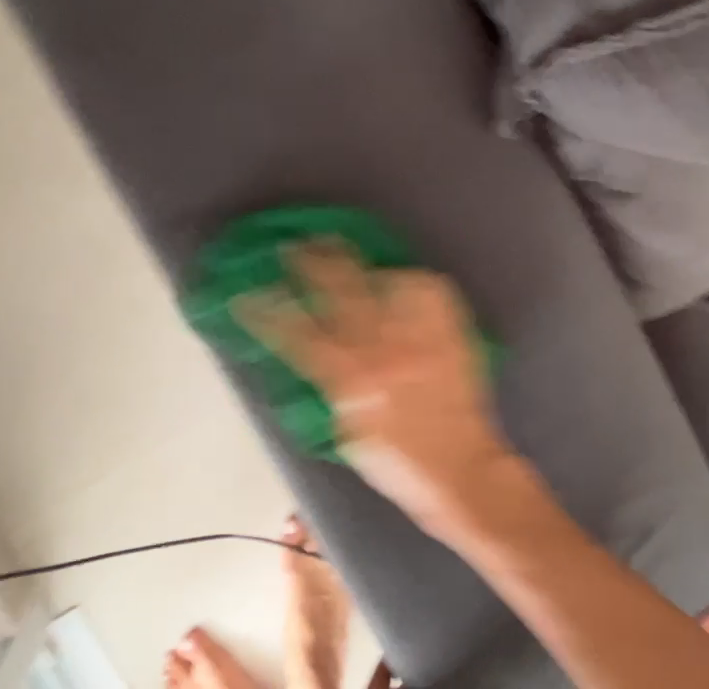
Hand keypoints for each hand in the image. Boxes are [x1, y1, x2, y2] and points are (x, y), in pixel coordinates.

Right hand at [233, 243, 519, 532]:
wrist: (460, 466)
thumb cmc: (398, 463)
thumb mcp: (348, 431)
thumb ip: (333, 389)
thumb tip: (320, 359)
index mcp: (348, 380)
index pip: (296, 334)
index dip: (267, 311)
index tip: (247, 293)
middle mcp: (380, 349)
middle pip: (338, 291)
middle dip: (311, 263)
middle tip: (294, 245)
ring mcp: (417, 335)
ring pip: (379, 281)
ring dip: (354, 260)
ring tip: (336, 242)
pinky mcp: (448, 331)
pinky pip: (425, 290)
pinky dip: (408, 280)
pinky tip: (396, 276)